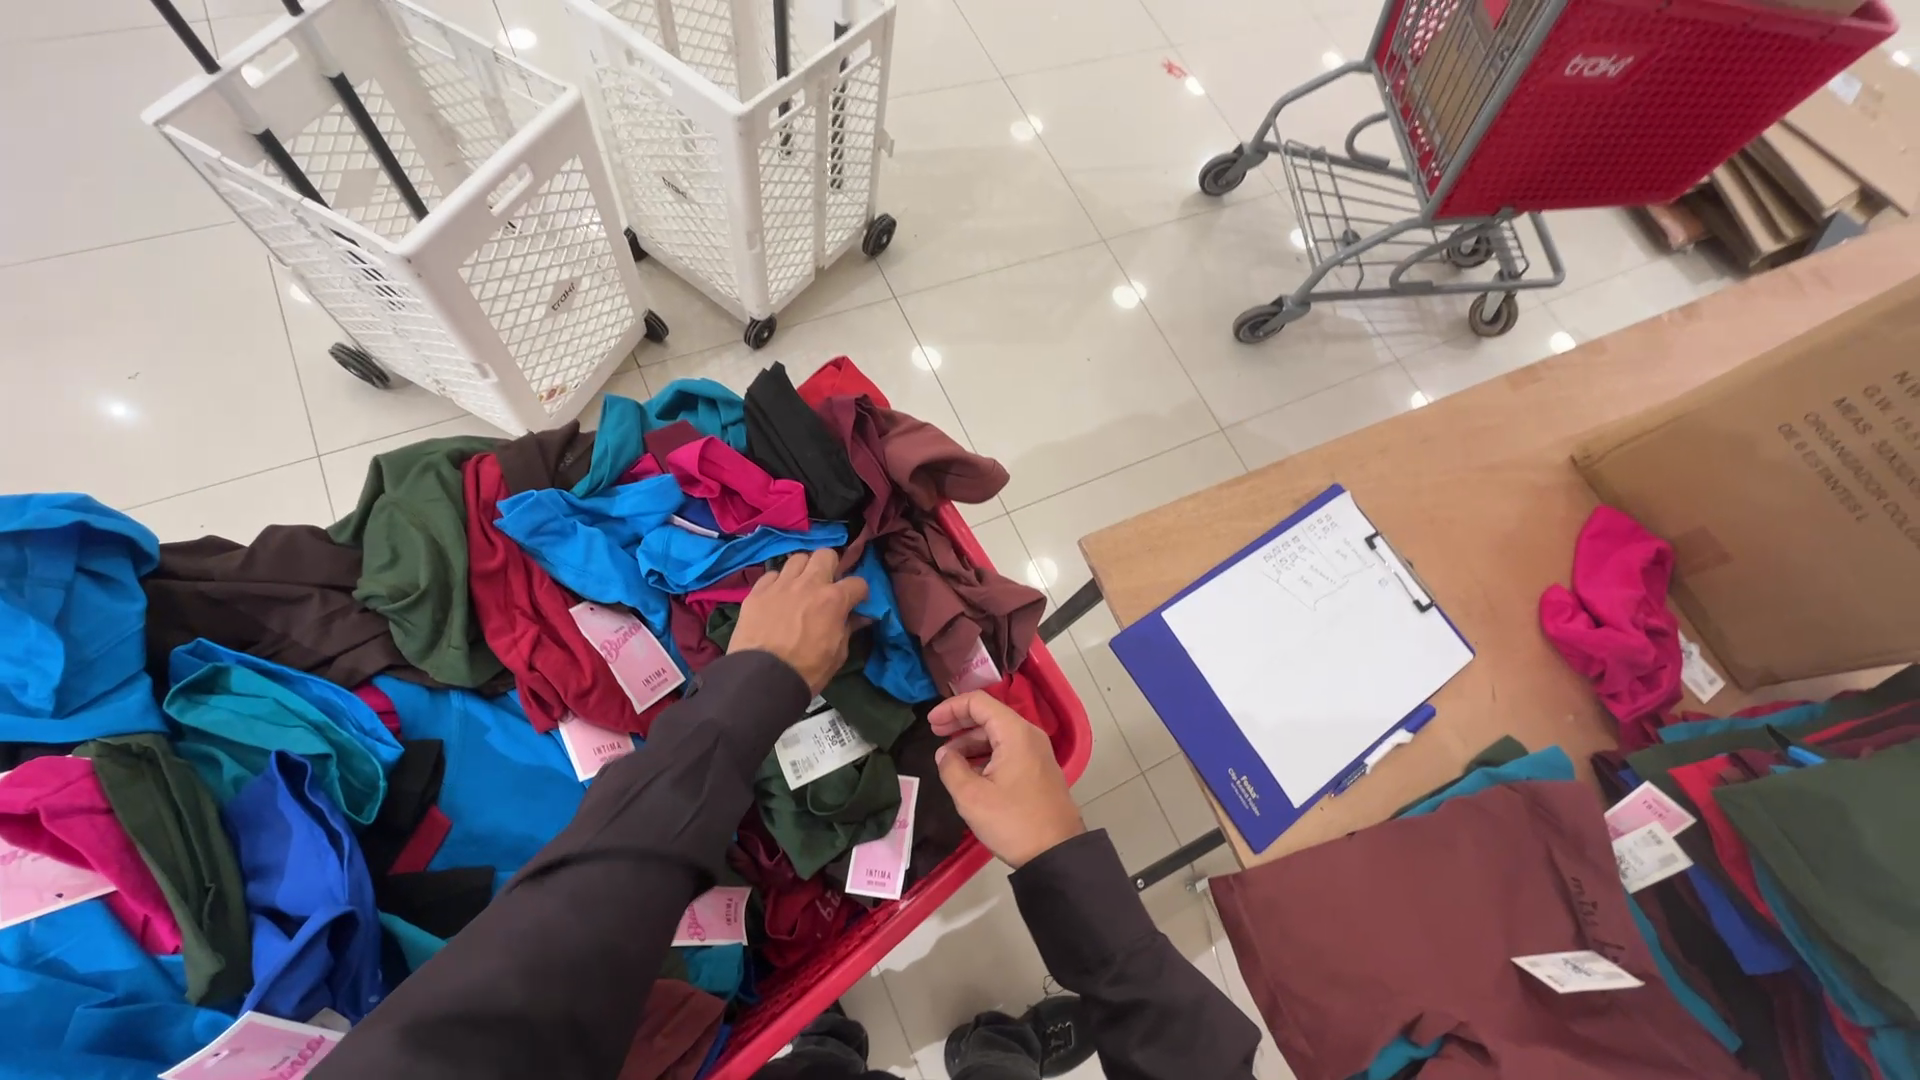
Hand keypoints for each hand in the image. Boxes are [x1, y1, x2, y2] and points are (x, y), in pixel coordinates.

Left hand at [727, 549, 869, 693]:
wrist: (762, 679)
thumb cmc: (807, 671)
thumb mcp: (837, 654)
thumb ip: (848, 629)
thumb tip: (859, 617)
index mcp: (834, 600)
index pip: (858, 583)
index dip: (860, 593)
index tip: (856, 602)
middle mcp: (809, 584)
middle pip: (826, 554)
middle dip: (831, 567)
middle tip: (827, 585)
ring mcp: (781, 585)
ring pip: (798, 558)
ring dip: (804, 570)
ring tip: (801, 586)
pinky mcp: (758, 591)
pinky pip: (772, 575)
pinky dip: (778, 582)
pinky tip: (778, 596)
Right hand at [931, 691, 1083, 868]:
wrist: (1057, 854)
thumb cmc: (1013, 822)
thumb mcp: (972, 797)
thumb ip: (951, 768)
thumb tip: (945, 754)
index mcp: (1015, 733)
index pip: (979, 702)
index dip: (951, 708)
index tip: (930, 723)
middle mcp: (1028, 735)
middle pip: (989, 715)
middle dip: (959, 721)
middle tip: (934, 733)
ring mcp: (1036, 752)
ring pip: (998, 734)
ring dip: (971, 740)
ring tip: (947, 757)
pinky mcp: (1038, 768)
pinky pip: (1008, 749)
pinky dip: (985, 753)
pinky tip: (969, 770)